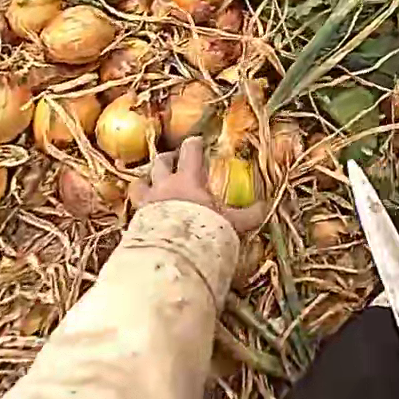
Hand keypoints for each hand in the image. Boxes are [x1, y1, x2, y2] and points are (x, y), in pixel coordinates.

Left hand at [128, 136, 267, 233]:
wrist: (173, 257)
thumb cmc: (203, 232)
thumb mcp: (230, 224)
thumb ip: (247, 215)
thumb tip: (265, 207)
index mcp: (187, 179)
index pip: (190, 151)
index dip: (194, 144)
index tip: (198, 141)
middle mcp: (164, 186)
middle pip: (161, 162)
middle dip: (167, 159)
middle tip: (174, 161)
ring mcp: (147, 202)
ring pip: (140, 182)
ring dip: (146, 181)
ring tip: (151, 184)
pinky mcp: (135, 221)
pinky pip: (133, 208)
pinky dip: (138, 207)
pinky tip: (142, 214)